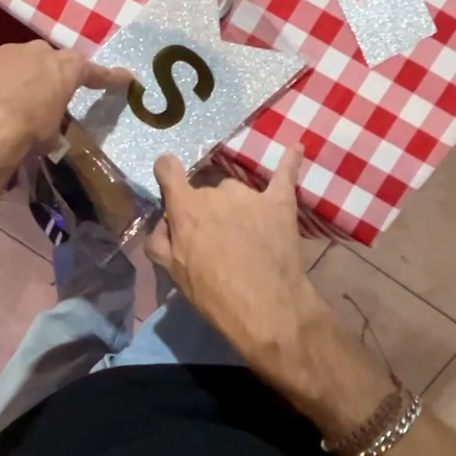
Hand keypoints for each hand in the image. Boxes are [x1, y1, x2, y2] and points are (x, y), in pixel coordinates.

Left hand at [0, 41, 130, 180]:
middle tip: (47, 98)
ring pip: (20, 62)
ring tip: (14, 102)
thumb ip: (54, 124)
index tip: (125, 78)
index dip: (109, 78)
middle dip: (51, 77)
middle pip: (51, 62)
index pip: (94, 73)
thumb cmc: (28, 131)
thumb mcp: (51, 136)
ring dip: (21, 78)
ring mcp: (7, 52)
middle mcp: (39, 52)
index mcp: (66, 68)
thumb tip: (50, 132)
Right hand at [150, 149, 392, 435]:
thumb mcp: (171, 272)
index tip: (169, 181)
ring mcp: (250, 196)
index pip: (168, 169)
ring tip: (244, 235)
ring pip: (235, 191)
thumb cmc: (212, 293)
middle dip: (206, 209)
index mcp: (186, 208)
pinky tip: (296, 148)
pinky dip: (289, 161)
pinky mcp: (280, 203)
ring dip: (235, 206)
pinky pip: (284, 175)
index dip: (166, 173)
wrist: (265, 307)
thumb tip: (163, 224)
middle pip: (205, 190)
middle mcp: (215, 193)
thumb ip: (159, 241)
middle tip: (214, 238)